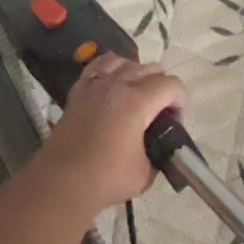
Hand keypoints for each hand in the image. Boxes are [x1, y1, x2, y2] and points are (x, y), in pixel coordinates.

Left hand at [34, 53, 185, 216]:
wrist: (62, 181)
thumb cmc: (106, 178)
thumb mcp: (146, 172)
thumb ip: (159, 151)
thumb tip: (160, 146)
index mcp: (137, 101)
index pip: (172, 85)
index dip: (181, 103)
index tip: (175, 125)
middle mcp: (117, 84)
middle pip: (151, 69)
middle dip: (163, 90)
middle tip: (159, 117)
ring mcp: (95, 84)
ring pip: (126, 62)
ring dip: (139, 76)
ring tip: (138, 100)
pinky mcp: (78, 91)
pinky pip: (99, 66)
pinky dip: (113, 69)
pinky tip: (114, 84)